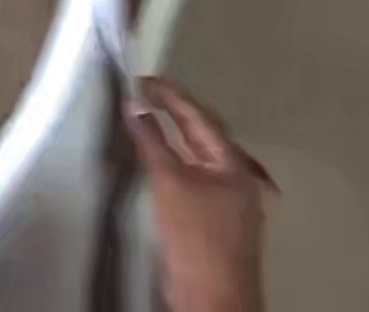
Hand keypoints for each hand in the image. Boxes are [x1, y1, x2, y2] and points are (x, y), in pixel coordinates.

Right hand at [125, 77, 272, 311]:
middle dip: (175, 107)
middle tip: (144, 90)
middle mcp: (236, 174)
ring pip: (199, 149)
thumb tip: (132, 104)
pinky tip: (160, 149)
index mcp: (232, 162)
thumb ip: (151, 139)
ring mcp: (229, 195)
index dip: (169, 94)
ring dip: (175, 128)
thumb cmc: (195, 235)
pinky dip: (175, 150)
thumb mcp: (168, 181)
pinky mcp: (215, 212)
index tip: (141, 78)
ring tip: (149, 111)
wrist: (212, 299)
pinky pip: (194, 166)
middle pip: (203, 130)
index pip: (198, 116)